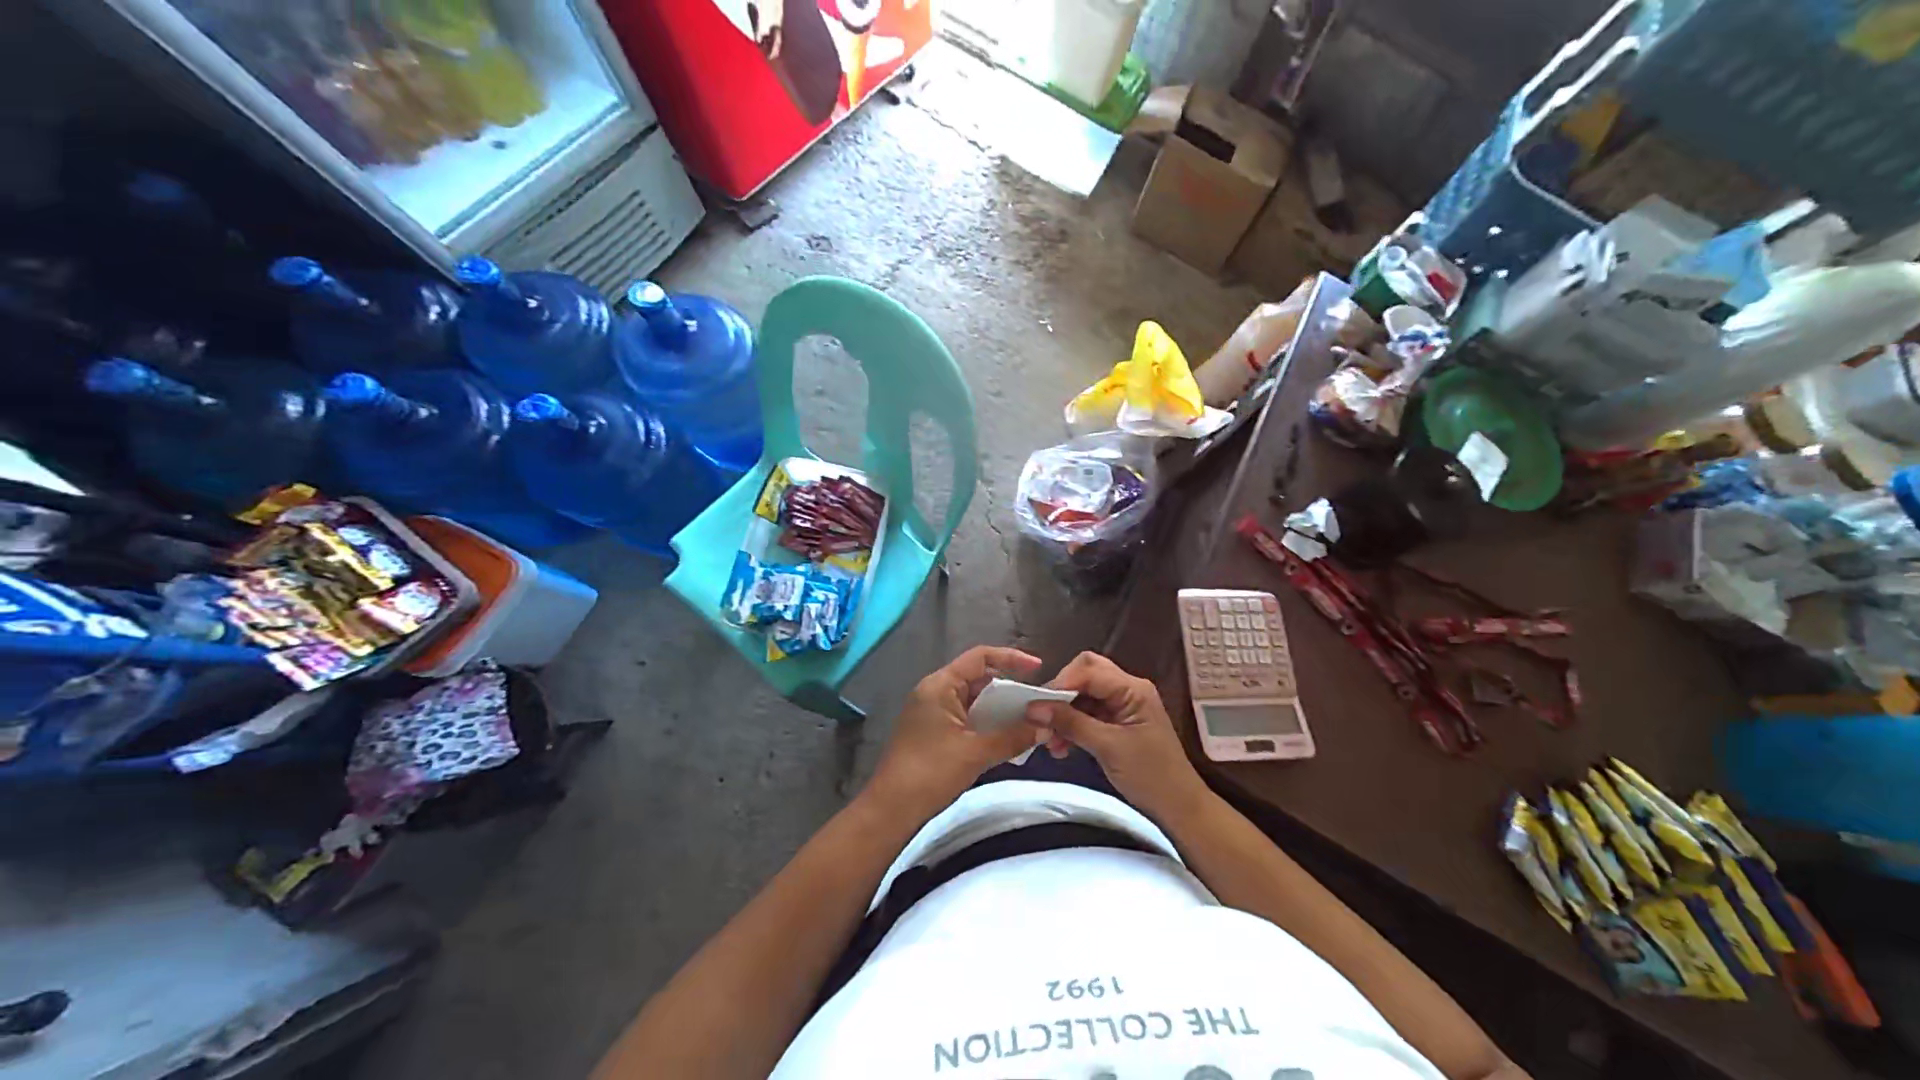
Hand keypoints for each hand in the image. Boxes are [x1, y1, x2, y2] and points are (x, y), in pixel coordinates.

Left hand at [866, 645, 1046, 815]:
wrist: (891, 808)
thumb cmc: (931, 772)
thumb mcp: (976, 753)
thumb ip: (1013, 737)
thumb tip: (1045, 727)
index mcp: (940, 685)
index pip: (980, 657)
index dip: (1011, 658)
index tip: (1038, 670)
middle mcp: (934, 691)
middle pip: (978, 678)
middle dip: (1009, 689)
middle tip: (1037, 704)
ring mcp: (931, 712)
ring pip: (973, 700)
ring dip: (1000, 709)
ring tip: (1029, 722)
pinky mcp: (932, 732)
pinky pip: (966, 717)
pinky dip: (987, 723)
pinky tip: (1007, 739)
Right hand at [1028, 651, 1209, 819]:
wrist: (1178, 806)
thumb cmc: (1150, 775)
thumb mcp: (1107, 747)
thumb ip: (1070, 723)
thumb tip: (1033, 708)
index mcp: (1132, 688)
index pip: (1088, 670)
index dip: (1060, 683)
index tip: (1036, 706)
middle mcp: (1127, 689)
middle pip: (1085, 675)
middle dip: (1060, 694)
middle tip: (1042, 718)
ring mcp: (1123, 705)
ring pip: (1083, 695)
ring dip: (1063, 714)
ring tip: (1049, 741)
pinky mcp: (1118, 722)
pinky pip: (1088, 713)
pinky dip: (1072, 726)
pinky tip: (1061, 746)